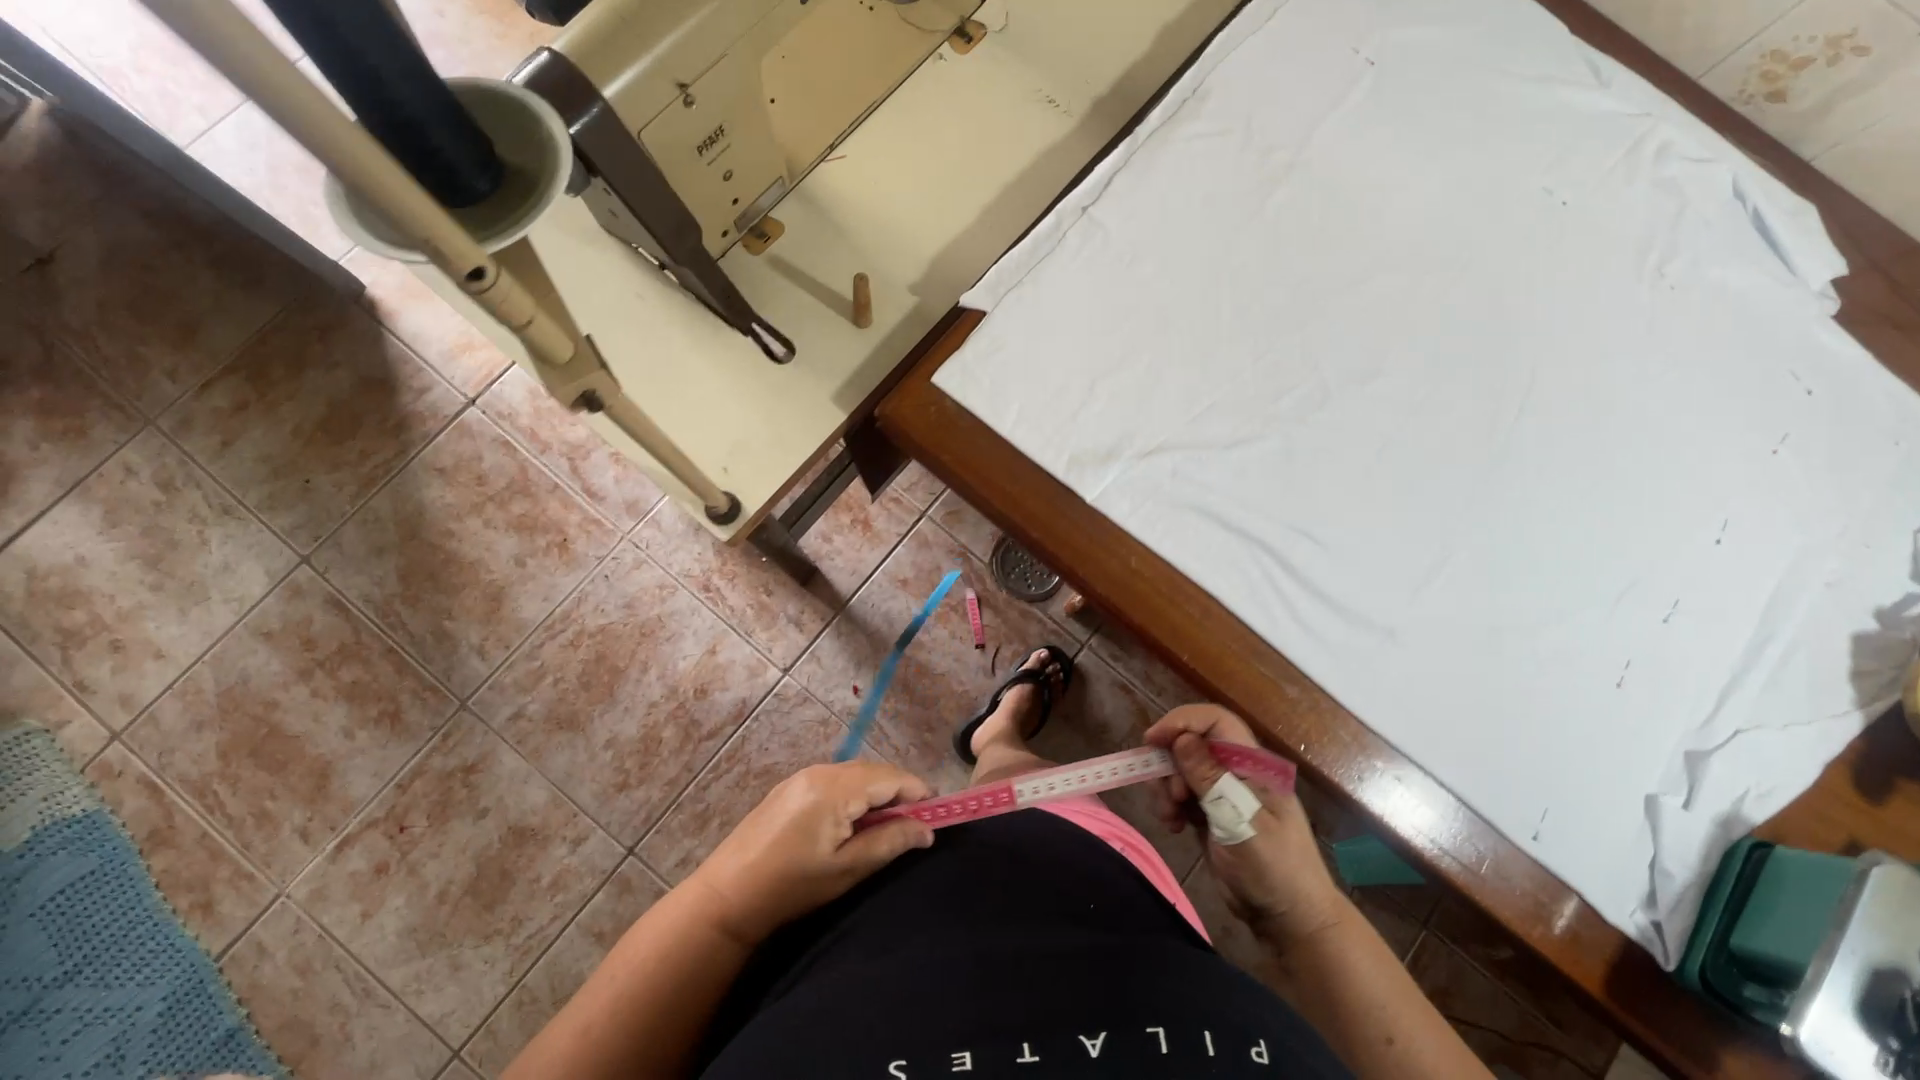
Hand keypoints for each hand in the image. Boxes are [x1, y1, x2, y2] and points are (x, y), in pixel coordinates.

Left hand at [685, 761, 934, 946]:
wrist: (728, 895)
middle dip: (900, 792)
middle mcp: (820, 772)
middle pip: (874, 771)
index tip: (939, 815)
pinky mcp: (790, 788)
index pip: (892, 778)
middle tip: (917, 824)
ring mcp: (802, 777)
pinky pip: (835, 780)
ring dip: (878, 793)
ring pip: (855, 774)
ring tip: (890, 825)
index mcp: (836, 788)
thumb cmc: (792, 886)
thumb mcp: (848, 868)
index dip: (919, 793)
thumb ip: (891, 842)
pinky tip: (856, 821)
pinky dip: (855, 794)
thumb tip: (927, 830)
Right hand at [1145, 705, 1347, 944]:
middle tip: (1168, 796)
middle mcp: (1238, 773)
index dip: (1182, 722)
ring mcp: (1224, 794)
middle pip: (1192, 743)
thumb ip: (1210, 780)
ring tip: (1170, 818)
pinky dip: (1170, 805)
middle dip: (1169, 762)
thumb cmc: (1274, 870)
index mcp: (1254, 766)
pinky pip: (1181, 795)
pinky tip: (1174, 827)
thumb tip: (1181, 738)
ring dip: (1166, 787)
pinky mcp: (1212, 816)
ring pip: (1182, 769)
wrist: (1290, 919)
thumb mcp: (1240, 823)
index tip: (1152, 741)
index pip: (1216, 721)